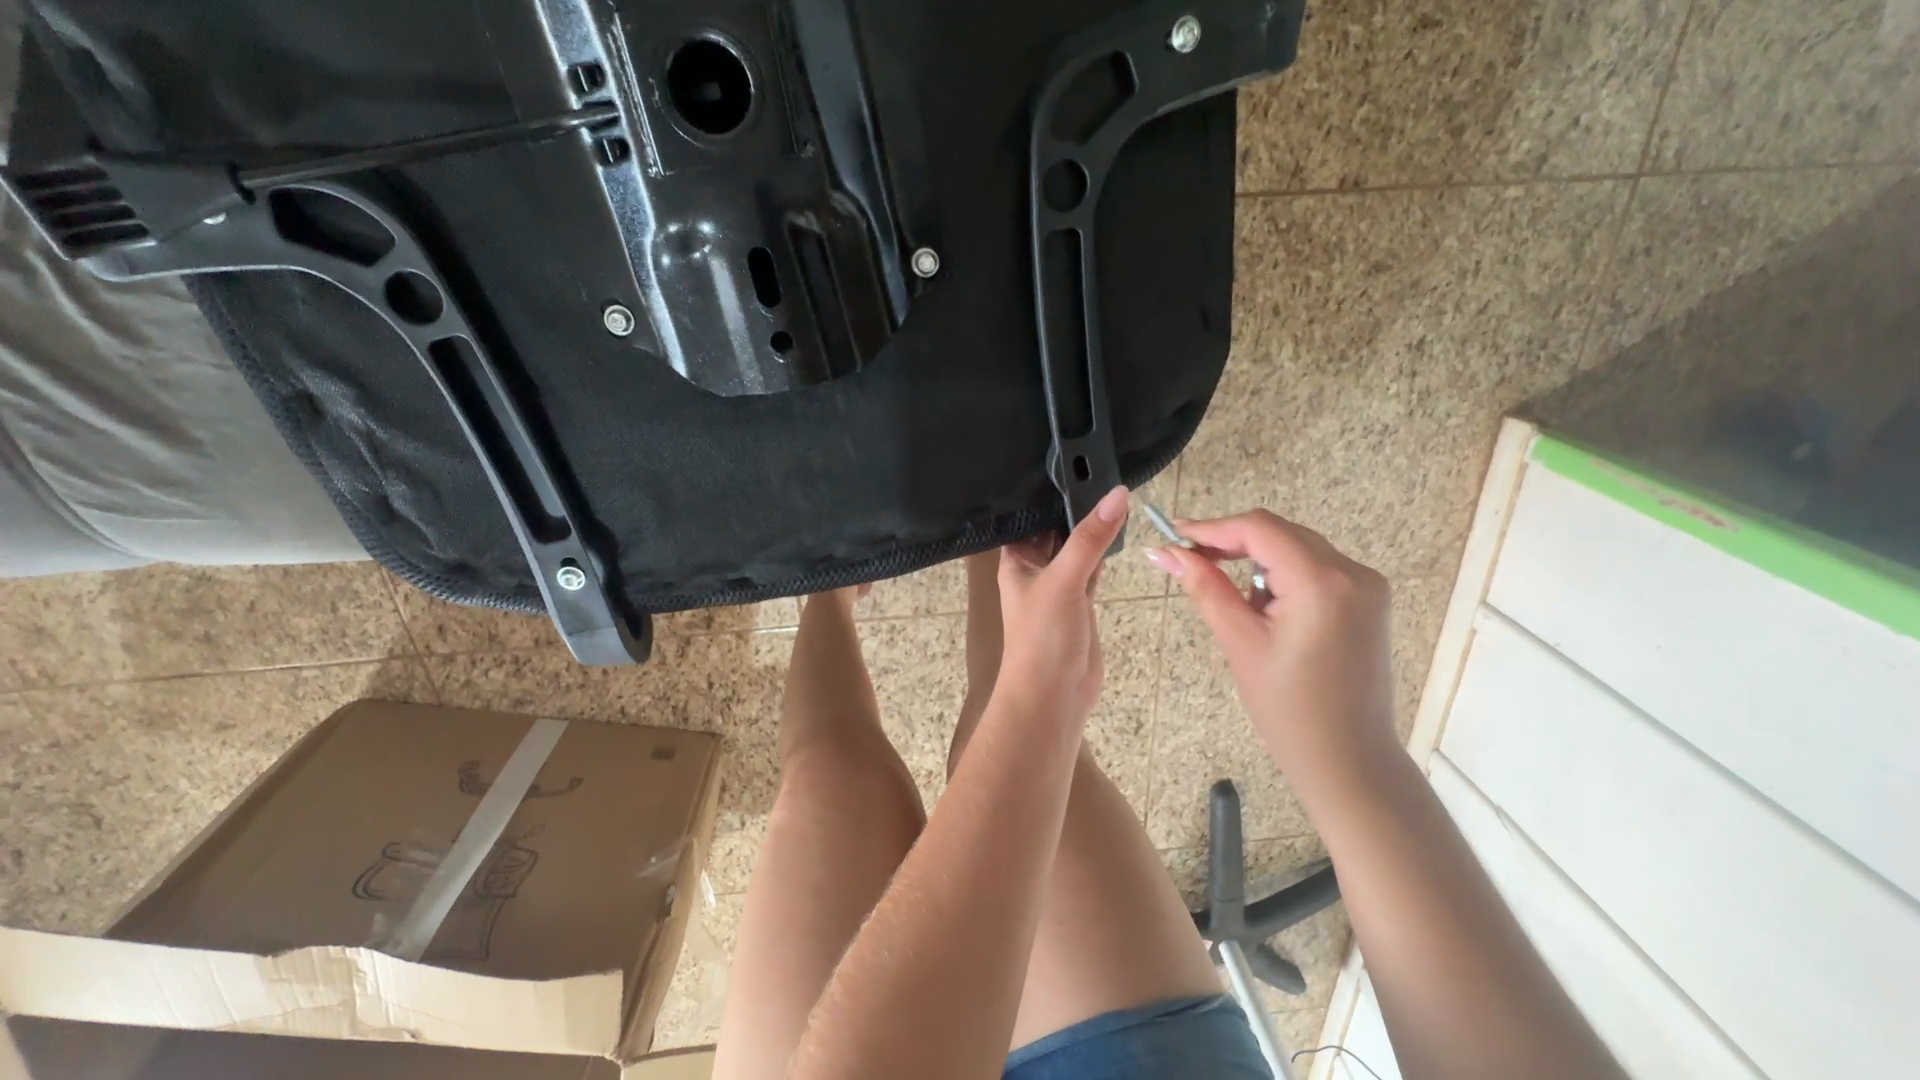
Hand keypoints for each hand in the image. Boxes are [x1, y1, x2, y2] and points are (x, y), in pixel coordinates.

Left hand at [991, 486, 1130, 732]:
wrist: (1054, 697)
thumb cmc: (1042, 637)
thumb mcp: (1064, 580)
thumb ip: (1091, 538)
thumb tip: (1118, 494)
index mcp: (1016, 559)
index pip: (1030, 516)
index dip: (1047, 491)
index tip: (1073, 458)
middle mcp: (1035, 568)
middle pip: (1056, 528)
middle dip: (1076, 504)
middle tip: (1102, 465)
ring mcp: (1059, 585)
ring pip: (1077, 547)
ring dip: (1093, 526)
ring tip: (1115, 485)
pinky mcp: (1081, 602)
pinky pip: (1092, 567)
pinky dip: (1104, 551)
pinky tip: (1120, 526)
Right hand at [1146, 510, 1394, 773]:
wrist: (1349, 760)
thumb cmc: (1288, 710)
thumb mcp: (1240, 644)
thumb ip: (1205, 588)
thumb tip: (1166, 552)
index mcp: (1322, 582)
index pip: (1259, 528)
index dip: (1211, 528)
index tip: (1172, 537)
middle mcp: (1353, 572)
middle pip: (1279, 533)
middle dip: (1231, 543)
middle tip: (1187, 562)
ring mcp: (1367, 585)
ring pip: (1296, 549)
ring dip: (1256, 562)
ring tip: (1233, 603)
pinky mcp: (1368, 600)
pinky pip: (1315, 569)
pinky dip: (1282, 578)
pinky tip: (1265, 611)